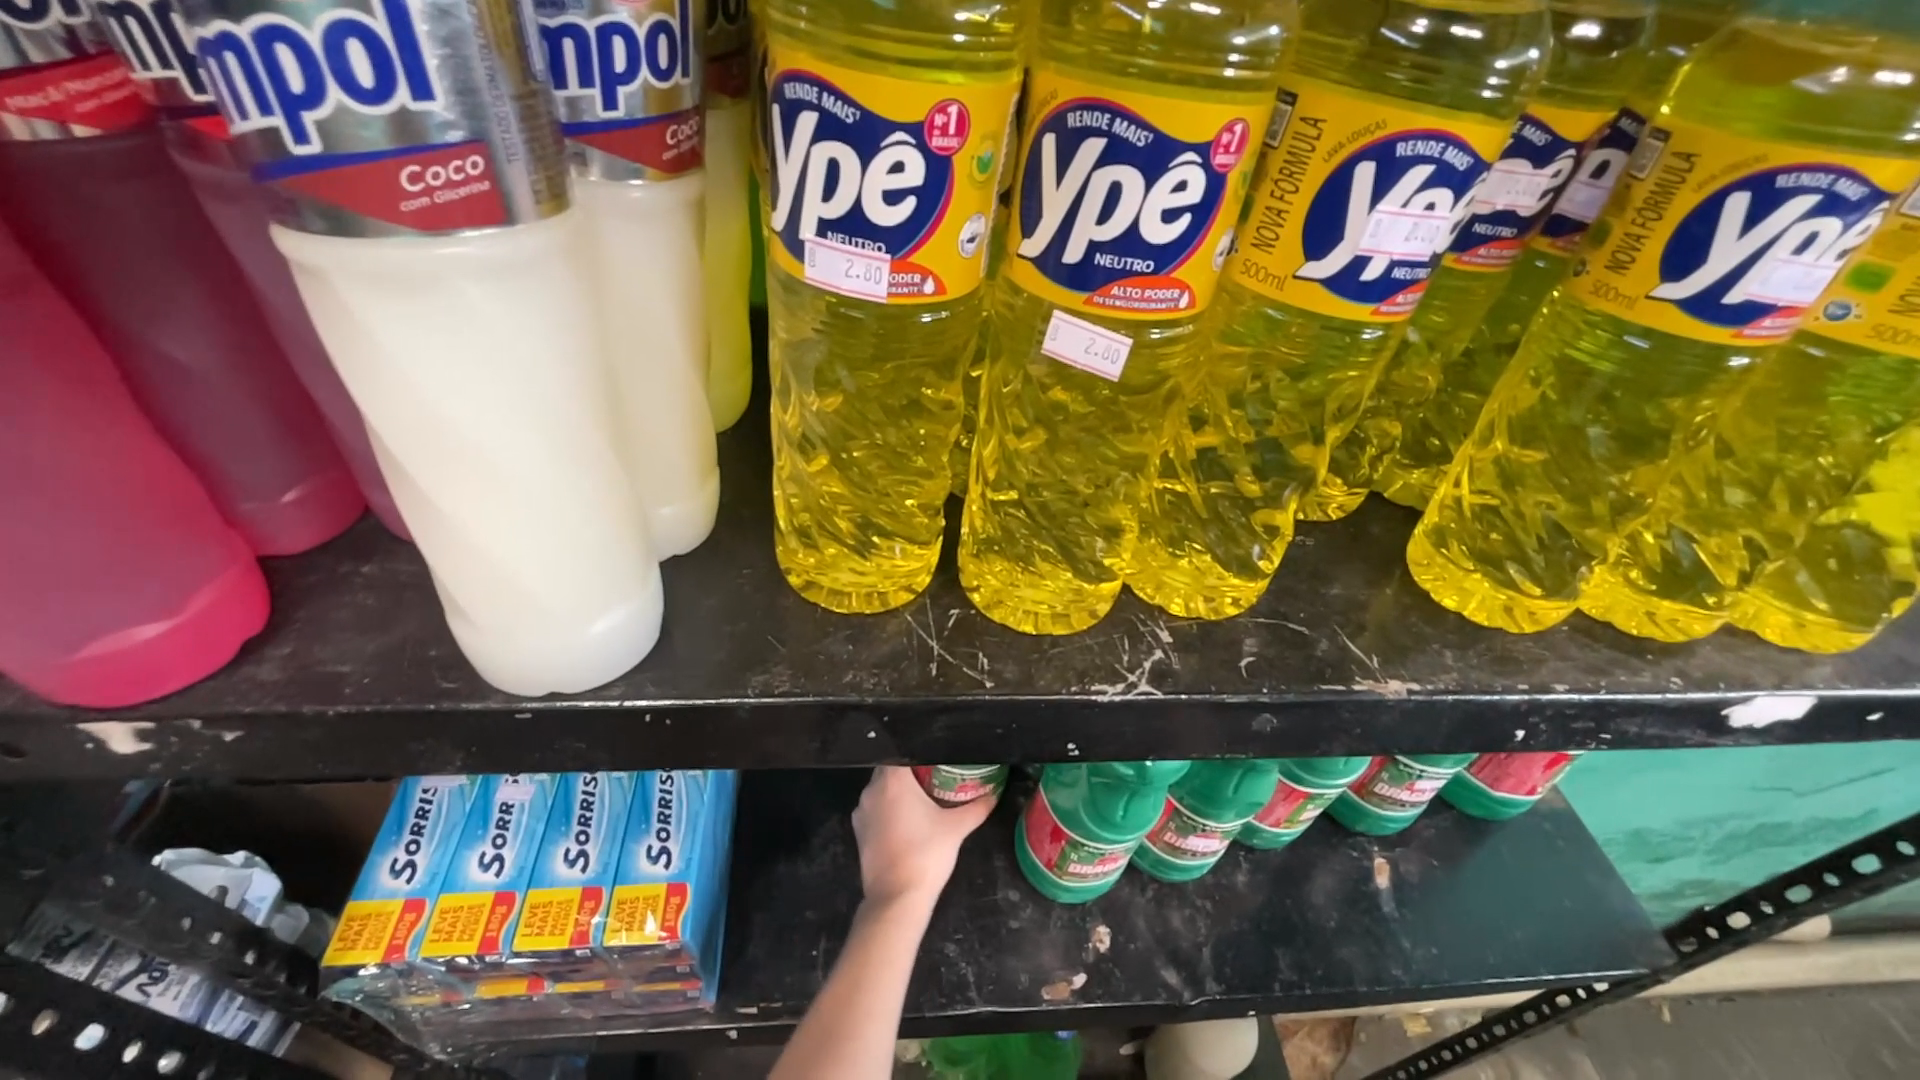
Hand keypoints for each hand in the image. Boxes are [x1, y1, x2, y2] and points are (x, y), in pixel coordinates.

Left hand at [851, 766, 996, 907]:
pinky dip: (886, 811)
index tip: (933, 761)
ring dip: (896, 793)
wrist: (897, 896)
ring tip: (921, 800)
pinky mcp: (858, 831)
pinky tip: (905, 822)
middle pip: (889, 770)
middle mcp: (872, 790)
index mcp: (893, 781)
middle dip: (908, 773)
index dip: (916, 754)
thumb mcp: (957, 828)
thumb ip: (977, 808)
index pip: (900, 752)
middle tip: (932, 778)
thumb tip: (994, 795)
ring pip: (880, 791)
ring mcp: (862, 811)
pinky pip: (874, 810)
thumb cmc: (926, 854)